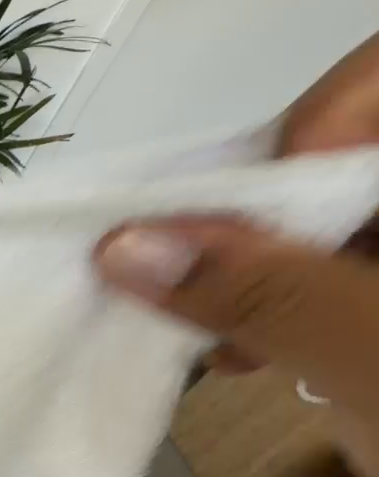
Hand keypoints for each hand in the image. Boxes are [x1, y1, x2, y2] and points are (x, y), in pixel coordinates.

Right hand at [93, 32, 378, 474]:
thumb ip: (267, 294)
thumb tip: (123, 244)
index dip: (320, 122)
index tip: (244, 211)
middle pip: (342, 154)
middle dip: (258, 220)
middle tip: (208, 292)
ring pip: (321, 215)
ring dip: (250, 273)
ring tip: (234, 346)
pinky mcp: (377, 295)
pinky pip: (319, 264)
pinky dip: (273, 302)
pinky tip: (262, 353)